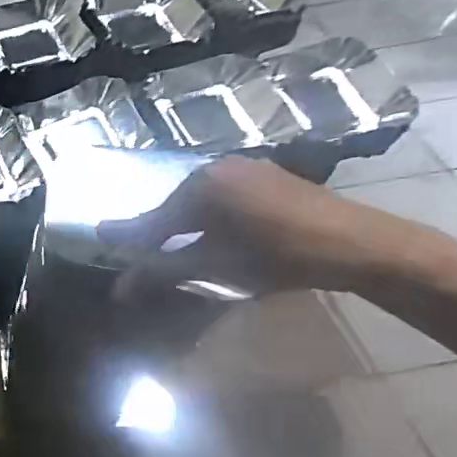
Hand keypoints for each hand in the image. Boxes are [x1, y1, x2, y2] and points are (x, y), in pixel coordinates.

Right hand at [97, 157, 456, 297]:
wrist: (353, 243)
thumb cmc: (278, 257)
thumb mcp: (216, 268)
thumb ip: (165, 273)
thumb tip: (121, 288)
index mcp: (200, 186)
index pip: (153, 218)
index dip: (128, 237)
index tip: (103, 240)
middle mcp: (217, 168)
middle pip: (173, 205)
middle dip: (157, 231)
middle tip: (145, 255)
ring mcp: (245, 168)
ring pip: (198, 199)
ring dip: (185, 223)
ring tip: (179, 247)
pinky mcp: (266, 175)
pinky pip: (222, 194)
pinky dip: (209, 215)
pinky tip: (215, 233)